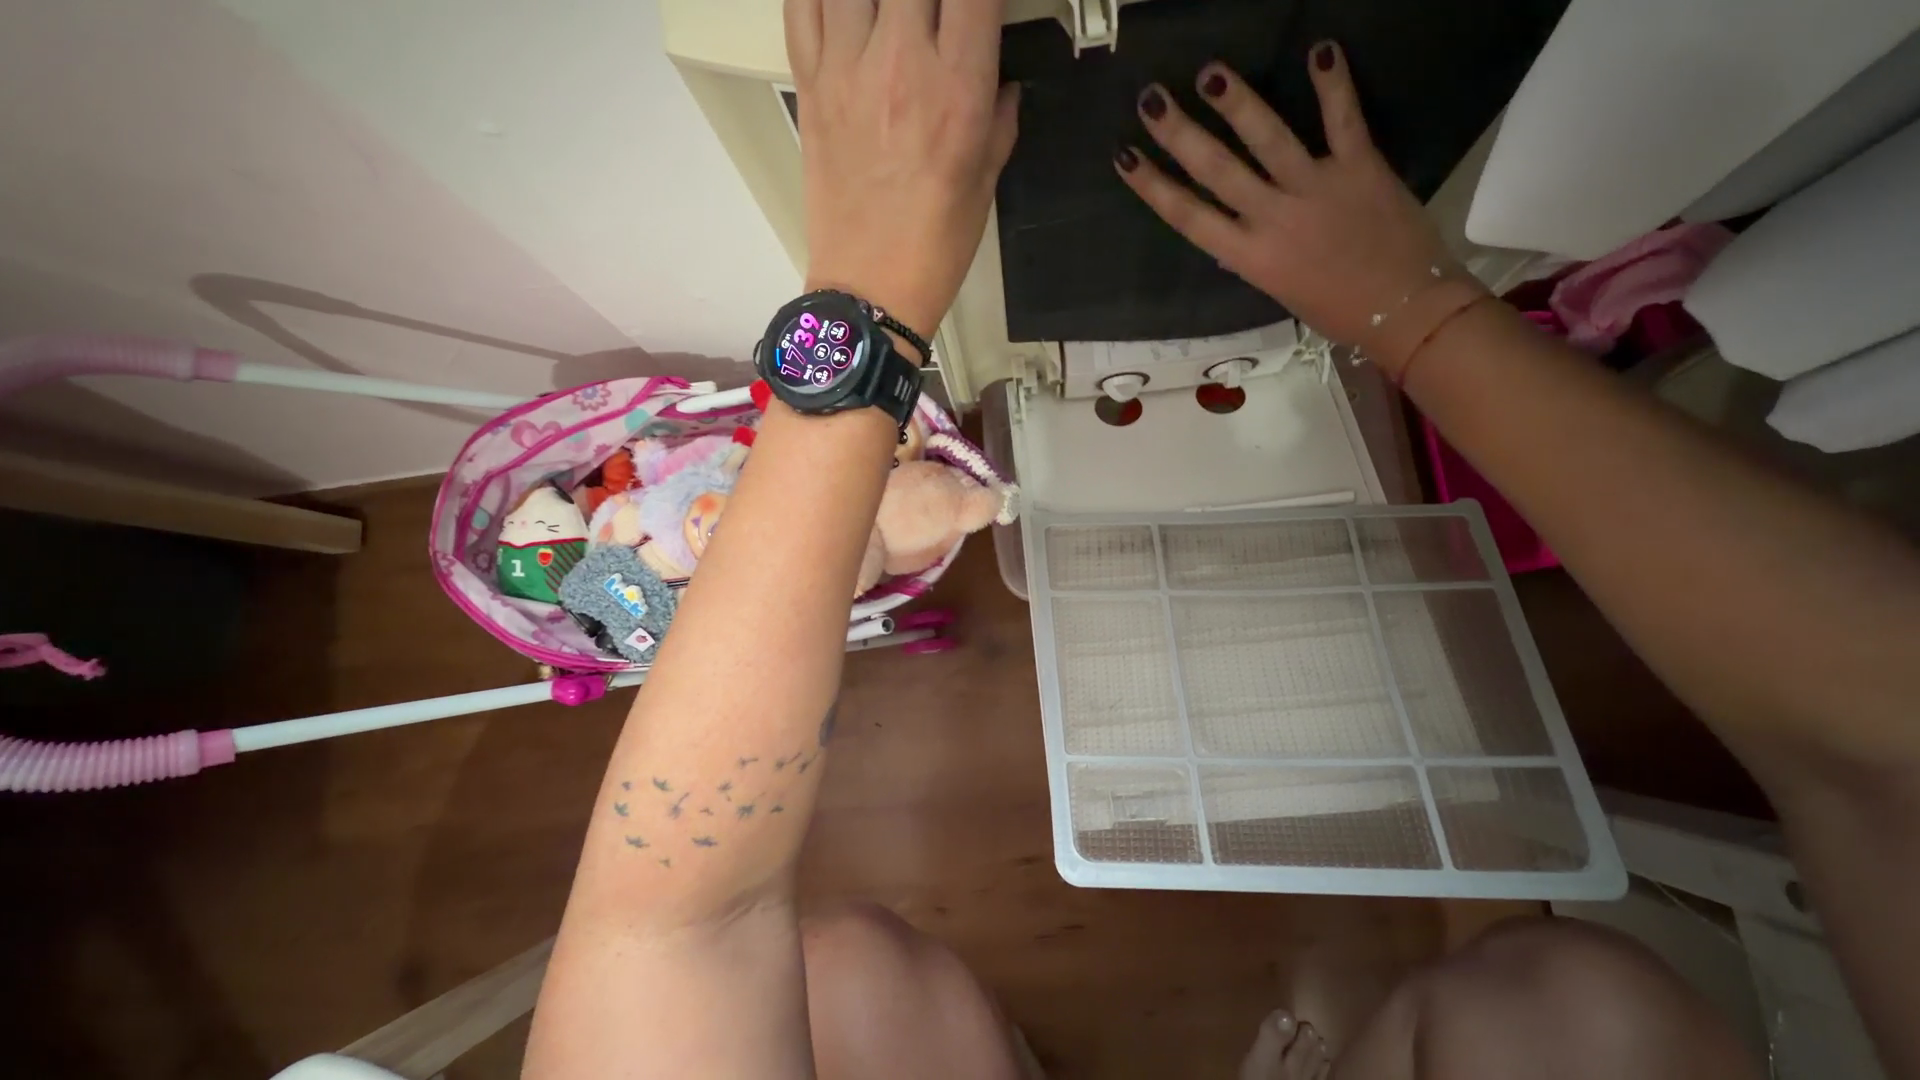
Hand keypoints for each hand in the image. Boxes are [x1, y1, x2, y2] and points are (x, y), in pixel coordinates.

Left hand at [784, 0, 1019, 349]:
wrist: (869, 288)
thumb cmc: (936, 245)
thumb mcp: (987, 181)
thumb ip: (1000, 116)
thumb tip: (1004, 77)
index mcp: (958, 89)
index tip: (980, 7)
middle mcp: (901, 63)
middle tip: (938, 16)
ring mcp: (846, 70)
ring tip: (893, 14)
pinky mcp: (809, 85)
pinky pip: (800, 5)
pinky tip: (845, 7)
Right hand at [1114, 42, 1475, 374]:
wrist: (1403, 310)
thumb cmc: (1336, 309)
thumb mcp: (1280, 291)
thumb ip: (1253, 258)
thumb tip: (1227, 241)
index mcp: (1249, 256)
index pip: (1188, 216)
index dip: (1153, 185)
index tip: (1126, 157)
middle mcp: (1274, 218)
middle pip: (1216, 169)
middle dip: (1179, 133)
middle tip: (1151, 99)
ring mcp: (1316, 188)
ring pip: (1268, 137)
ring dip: (1237, 102)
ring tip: (1210, 73)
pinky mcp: (1360, 168)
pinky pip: (1343, 119)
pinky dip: (1333, 84)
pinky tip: (1321, 48)